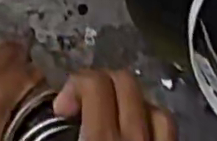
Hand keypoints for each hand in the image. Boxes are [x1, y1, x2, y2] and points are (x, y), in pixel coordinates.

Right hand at [52, 69, 175, 140]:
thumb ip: (57, 133)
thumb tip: (46, 111)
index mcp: (101, 139)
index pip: (94, 82)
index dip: (74, 83)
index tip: (62, 106)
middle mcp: (135, 139)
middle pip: (125, 81)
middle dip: (102, 82)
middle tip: (86, 102)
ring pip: (155, 107)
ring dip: (134, 104)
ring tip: (115, 114)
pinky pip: (170, 134)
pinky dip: (153, 124)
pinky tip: (138, 133)